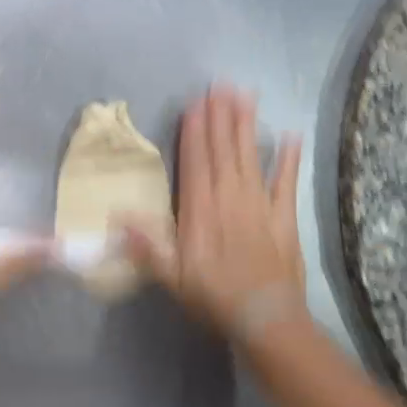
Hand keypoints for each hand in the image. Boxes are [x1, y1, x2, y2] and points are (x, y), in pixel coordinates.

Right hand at [127, 85, 304, 339]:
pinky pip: (286, 182)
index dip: (194, 131)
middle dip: (219, 116)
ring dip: (246, 125)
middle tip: (219, 85)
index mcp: (200, 209)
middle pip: (222, 150)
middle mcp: (229, 198)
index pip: (195, 161)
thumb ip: (146, 243)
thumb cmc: (214, 296)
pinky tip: (291, 136)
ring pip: (250, 156)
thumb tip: (115, 214)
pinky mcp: (284, 217)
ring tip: (244, 95)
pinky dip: (288, 159)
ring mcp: (259, 205)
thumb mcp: (171, 276)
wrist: (268, 321)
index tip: (194, 102)